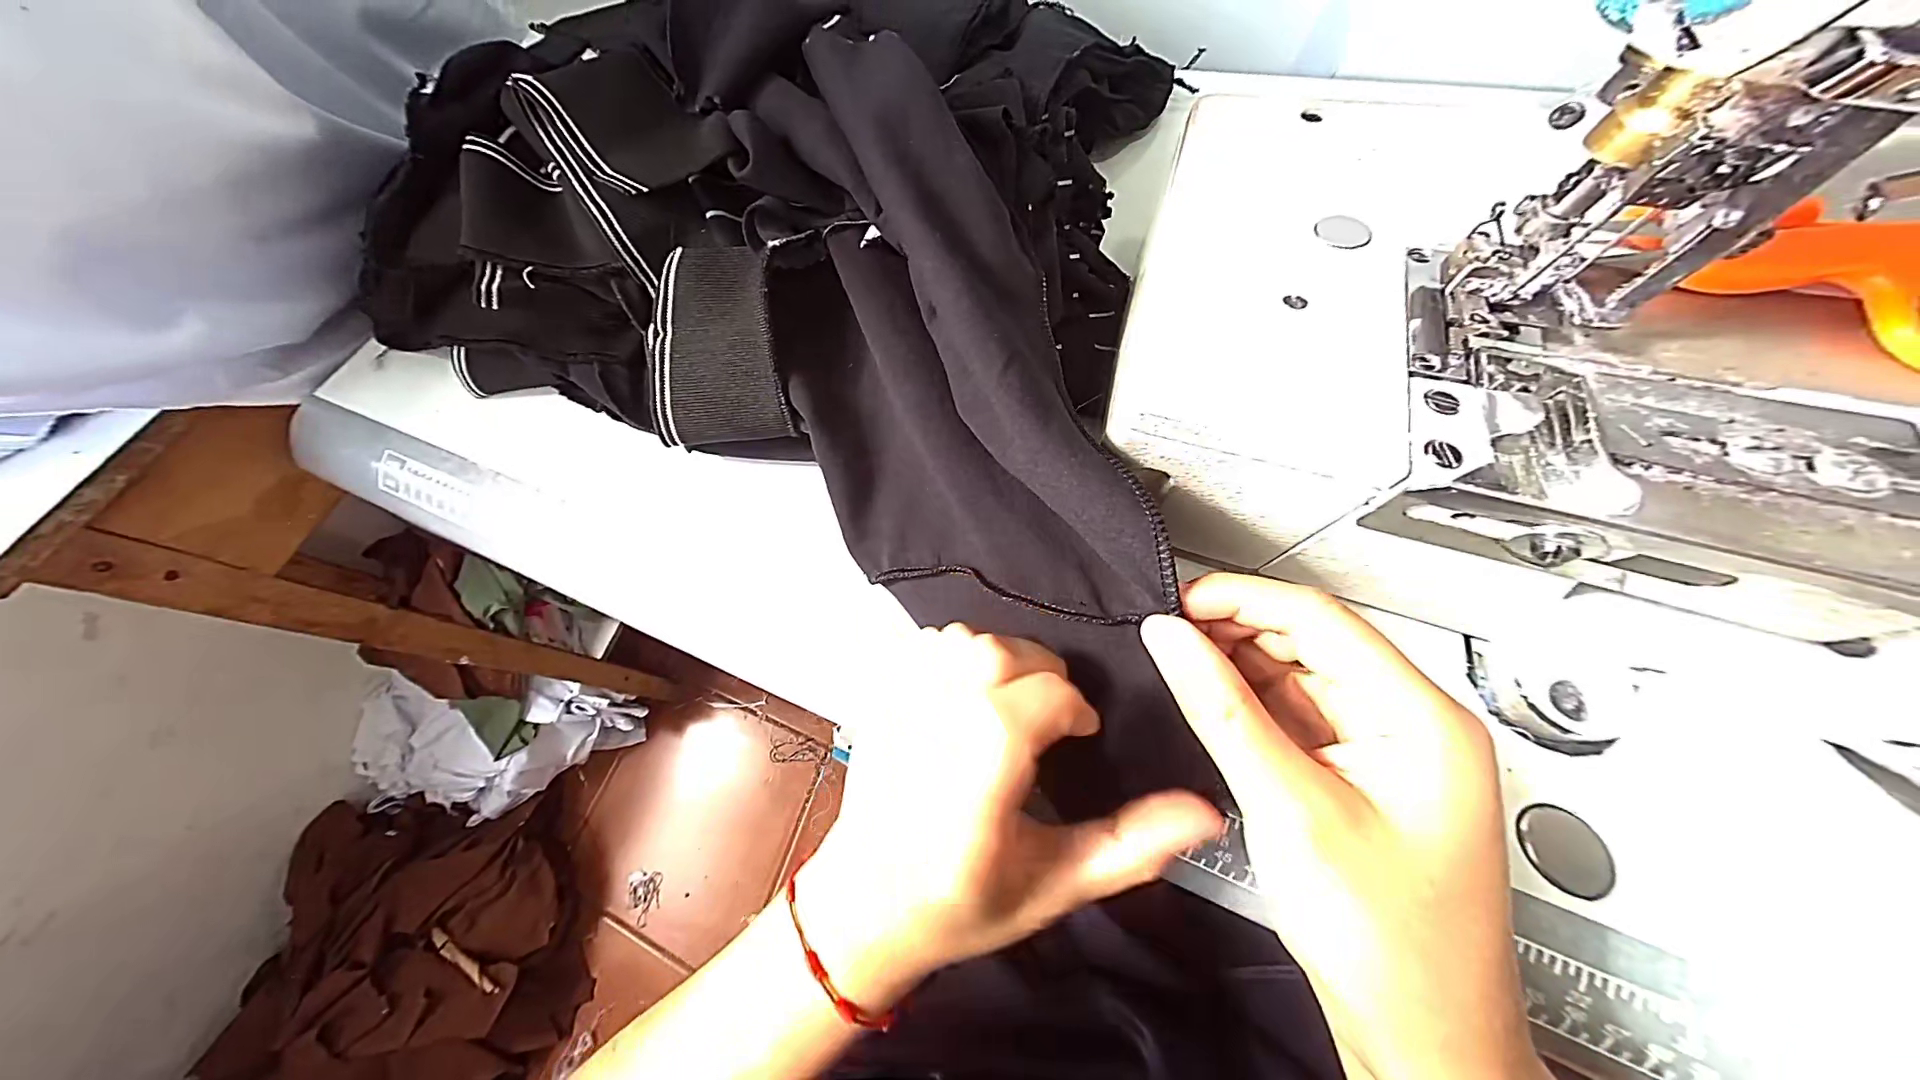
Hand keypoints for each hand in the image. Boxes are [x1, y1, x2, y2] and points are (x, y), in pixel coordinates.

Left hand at [795, 624, 1222, 1007]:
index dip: (1075, 708)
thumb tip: (1201, 812)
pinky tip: (965, 694)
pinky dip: (953, 654)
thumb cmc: (959, 903)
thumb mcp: (1054, 884)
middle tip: (1048, 713)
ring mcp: (899, 706)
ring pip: (962, 638)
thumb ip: (1131, 845)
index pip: (1045, 692)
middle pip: (1002, 652)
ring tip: (1009, 702)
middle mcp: (935, 723)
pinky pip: (923, 644)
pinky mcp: (878, 700)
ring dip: (998, 658)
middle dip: (1041, 672)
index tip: (1079, 732)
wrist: (868, 906)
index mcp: (982, 768)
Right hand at [1141, 575, 1544, 1079]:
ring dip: (1235, 662)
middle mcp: (1409, 723)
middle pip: (1309, 639)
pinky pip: (1289, 712)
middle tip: (1172, 631)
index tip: (1183, 600)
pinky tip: (1209, 699)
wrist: (1421, 1042)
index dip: (1243, 598)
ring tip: (1181, 661)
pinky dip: (1245, 701)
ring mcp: (1379, 748)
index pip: (1321, 617)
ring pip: (1295, 673)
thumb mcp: (1289, 810)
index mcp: (1423, 719)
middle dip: (1235, 627)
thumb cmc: (1393, 948)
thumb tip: (1173, 641)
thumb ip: (1222, 712)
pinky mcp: (1350, 772)